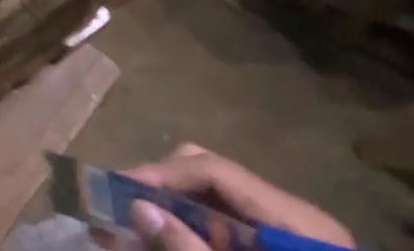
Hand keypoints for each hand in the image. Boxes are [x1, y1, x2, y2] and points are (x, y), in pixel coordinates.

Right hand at [121, 144, 352, 250]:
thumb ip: (189, 250)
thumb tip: (136, 207)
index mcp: (296, 223)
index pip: (214, 171)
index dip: (161, 174)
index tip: (116, 188)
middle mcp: (294, 218)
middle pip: (212, 177)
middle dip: (162, 188)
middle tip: (120, 210)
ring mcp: (290, 237)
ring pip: (214, 200)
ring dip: (171, 211)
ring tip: (129, 231)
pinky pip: (226, 228)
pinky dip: (192, 232)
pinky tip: (168, 244)